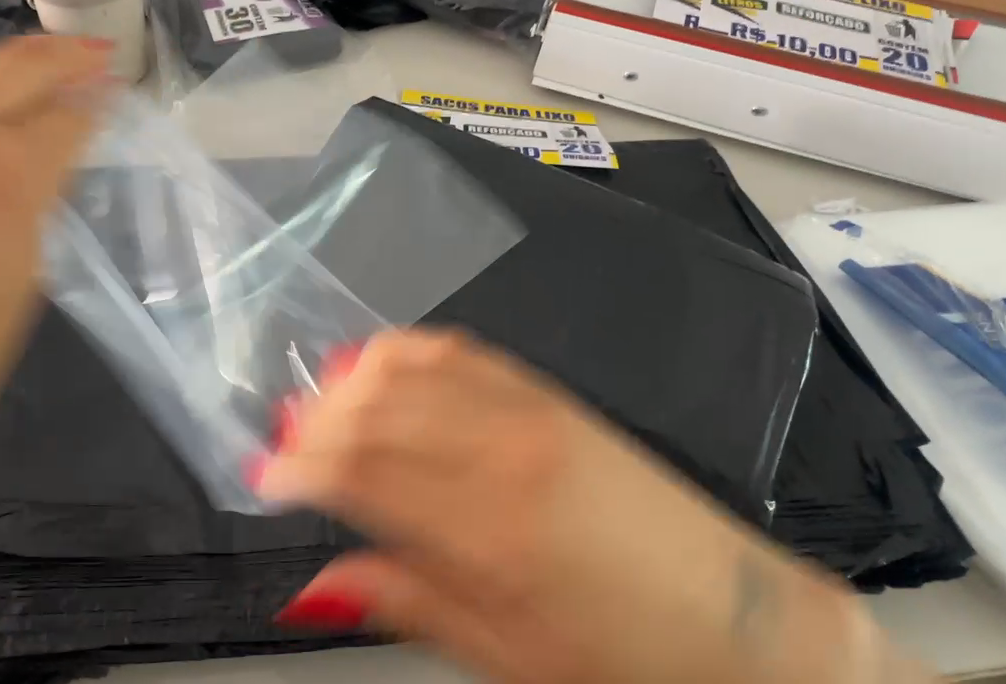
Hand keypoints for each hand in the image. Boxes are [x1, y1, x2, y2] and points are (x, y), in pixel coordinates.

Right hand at [258, 331, 930, 683]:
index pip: (361, 470)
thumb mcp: (505, 653)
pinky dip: (409, 353)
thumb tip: (315, 584)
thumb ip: (404, 601)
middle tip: (283, 442)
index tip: (266, 476)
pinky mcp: (551, 396)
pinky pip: (461, 352)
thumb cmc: (621, 658)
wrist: (740, 624)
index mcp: (487, 530)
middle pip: (375, 408)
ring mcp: (529, 412)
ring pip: (410, 368)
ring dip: (352, 381)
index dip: (300, 466)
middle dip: (315, 420)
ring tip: (321, 405)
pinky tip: (384, 367)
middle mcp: (501, 452)